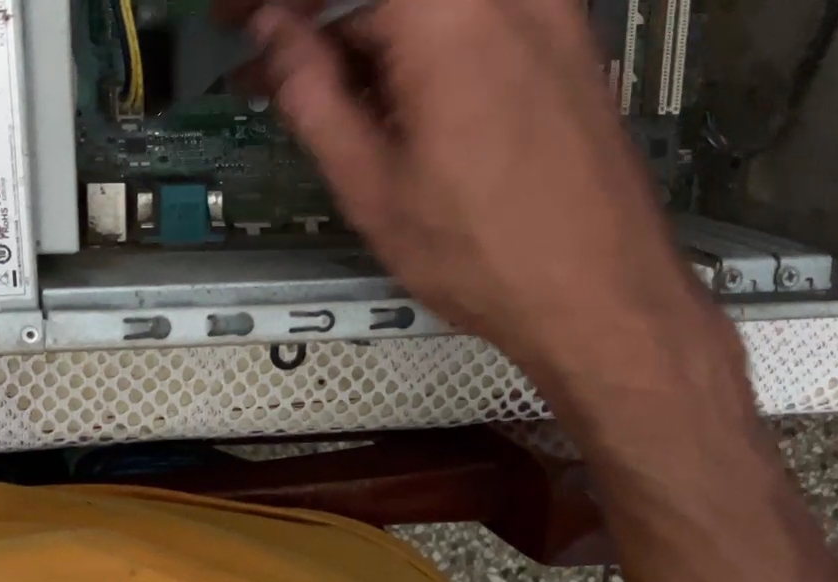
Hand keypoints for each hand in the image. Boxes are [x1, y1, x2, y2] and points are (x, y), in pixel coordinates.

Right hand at [231, 0, 734, 386]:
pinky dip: (419, 48)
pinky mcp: (565, 40)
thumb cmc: (489, 258)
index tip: (236, 22)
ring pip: (429, 7)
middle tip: (272, 68)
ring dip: (366, 39)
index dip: (276, 3)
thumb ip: (313, 98)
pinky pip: (473, 19)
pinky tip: (392, 104)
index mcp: (446, 13)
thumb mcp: (373, 189)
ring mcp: (545, 8)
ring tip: (327, 102)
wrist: (601, 297)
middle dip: (319, 22)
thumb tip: (274, 39)